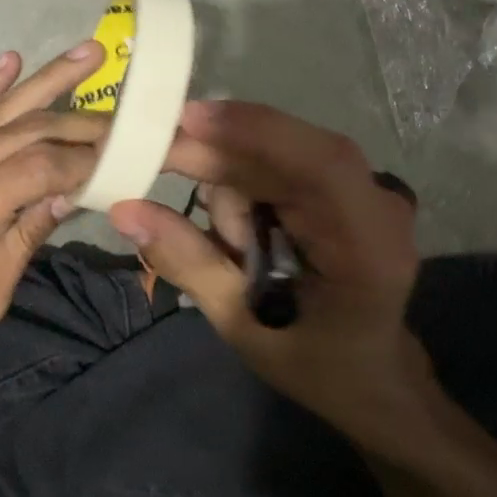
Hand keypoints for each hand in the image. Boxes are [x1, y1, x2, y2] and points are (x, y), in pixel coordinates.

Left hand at [0, 42, 109, 385]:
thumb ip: (24, 240)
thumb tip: (70, 192)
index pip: (37, 168)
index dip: (84, 159)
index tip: (125, 154)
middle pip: (22, 131)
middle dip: (79, 120)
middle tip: (126, 109)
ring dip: (43, 80)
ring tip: (87, 52)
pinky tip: (10, 61)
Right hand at [107, 100, 436, 453]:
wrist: (371, 377)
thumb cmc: (317, 363)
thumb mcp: (243, 324)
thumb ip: (189, 262)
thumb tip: (124, 210)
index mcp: (367, 246)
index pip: (322, 166)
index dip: (257, 133)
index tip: (188, 120)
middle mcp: (371, 205)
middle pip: (284, 153)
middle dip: (212, 153)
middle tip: (144, 159)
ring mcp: (356, 193)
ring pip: (271, 158)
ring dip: (225, 188)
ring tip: (227, 253)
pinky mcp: (335, 192)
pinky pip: (273, 170)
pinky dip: (237, 193)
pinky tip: (236, 239)